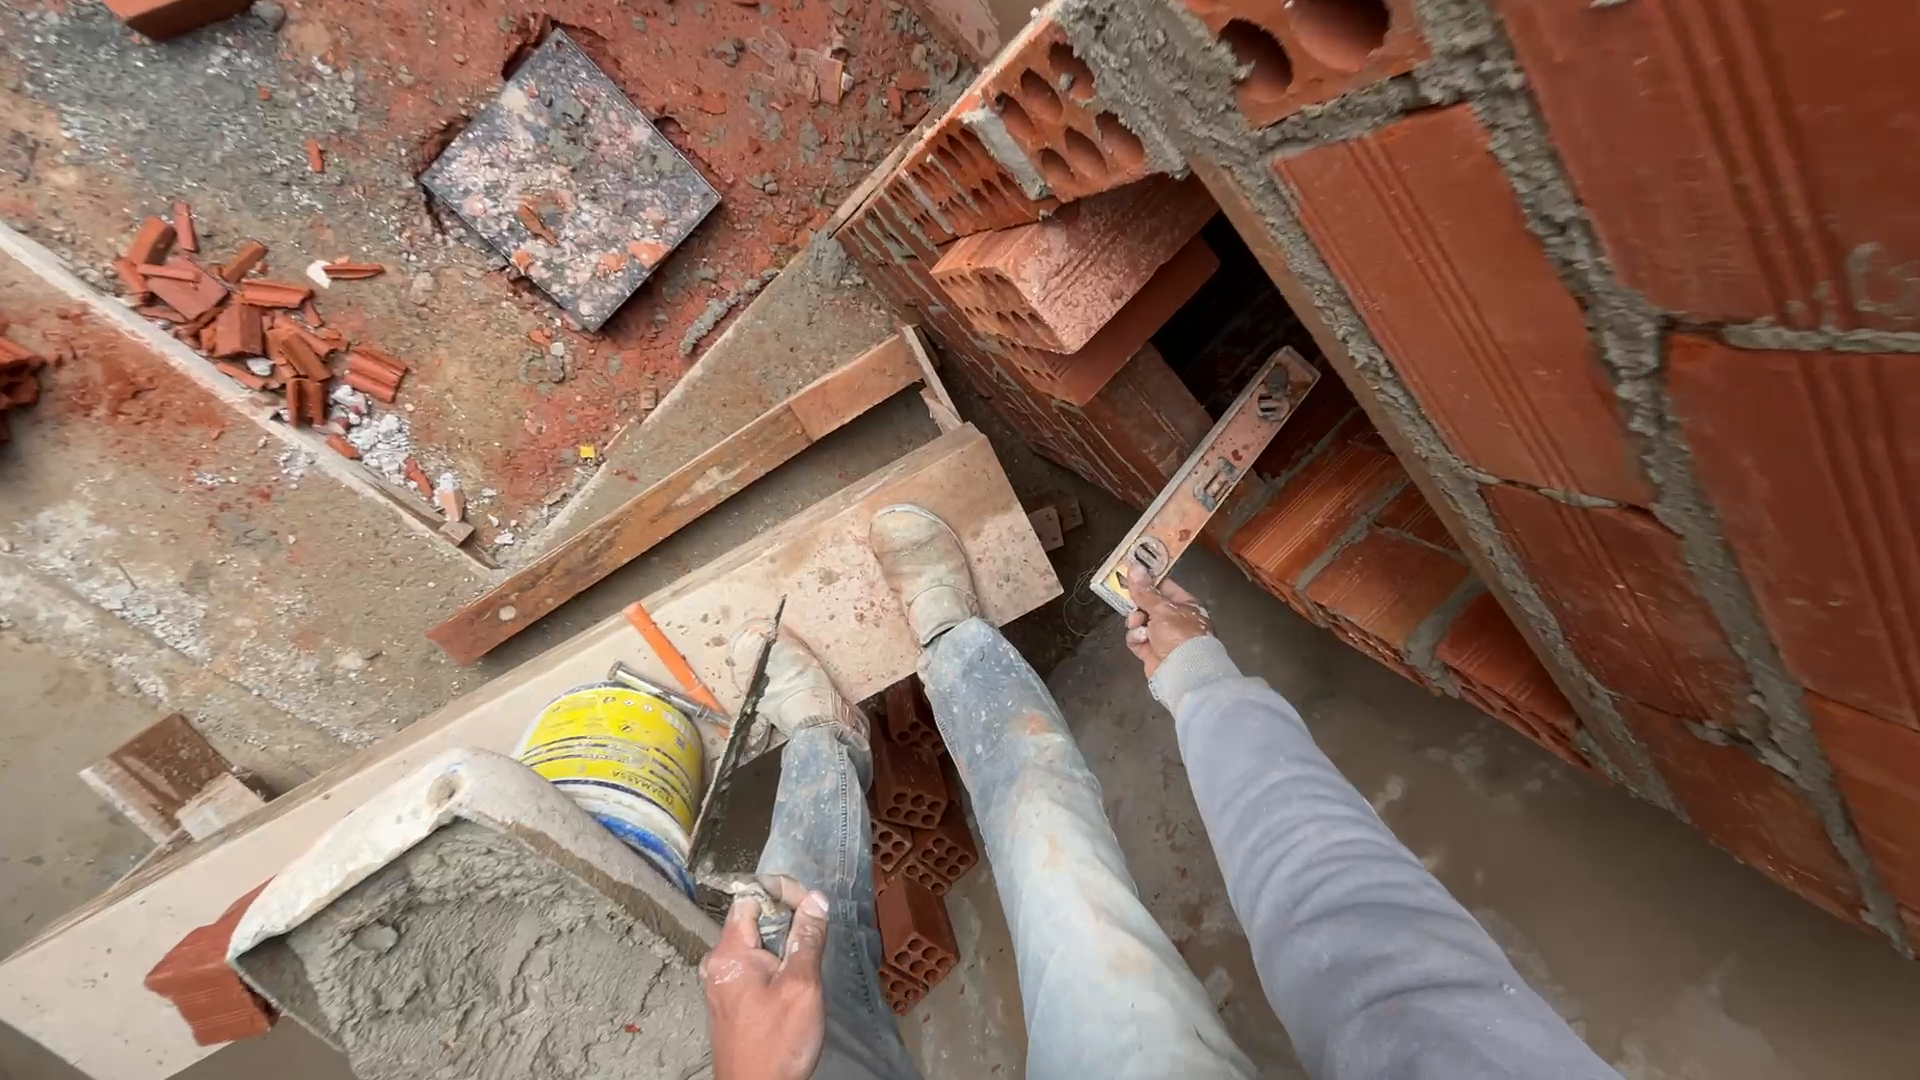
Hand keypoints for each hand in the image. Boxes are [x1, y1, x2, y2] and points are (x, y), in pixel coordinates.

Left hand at [701, 876, 830, 1079]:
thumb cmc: (778, 1043)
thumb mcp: (802, 985)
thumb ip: (808, 937)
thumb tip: (816, 898)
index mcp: (728, 952)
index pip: (751, 895)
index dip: (782, 891)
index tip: (812, 904)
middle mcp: (717, 962)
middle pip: (753, 917)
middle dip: (787, 917)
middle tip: (816, 932)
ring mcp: (720, 982)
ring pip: (755, 941)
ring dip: (783, 941)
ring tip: (809, 956)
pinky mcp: (728, 999)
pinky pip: (752, 962)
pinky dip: (775, 960)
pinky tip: (794, 978)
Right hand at [1124, 565, 1211, 677]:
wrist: (1184, 671)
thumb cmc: (1179, 634)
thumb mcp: (1162, 608)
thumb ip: (1144, 591)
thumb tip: (1135, 567)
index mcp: (1185, 605)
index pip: (1164, 586)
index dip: (1147, 580)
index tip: (1130, 573)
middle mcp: (1175, 619)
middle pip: (1148, 604)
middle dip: (1137, 604)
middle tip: (1127, 599)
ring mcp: (1163, 636)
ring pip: (1139, 621)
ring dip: (1136, 622)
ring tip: (1139, 625)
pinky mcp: (1151, 652)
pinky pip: (1137, 639)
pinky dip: (1137, 639)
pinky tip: (1141, 640)